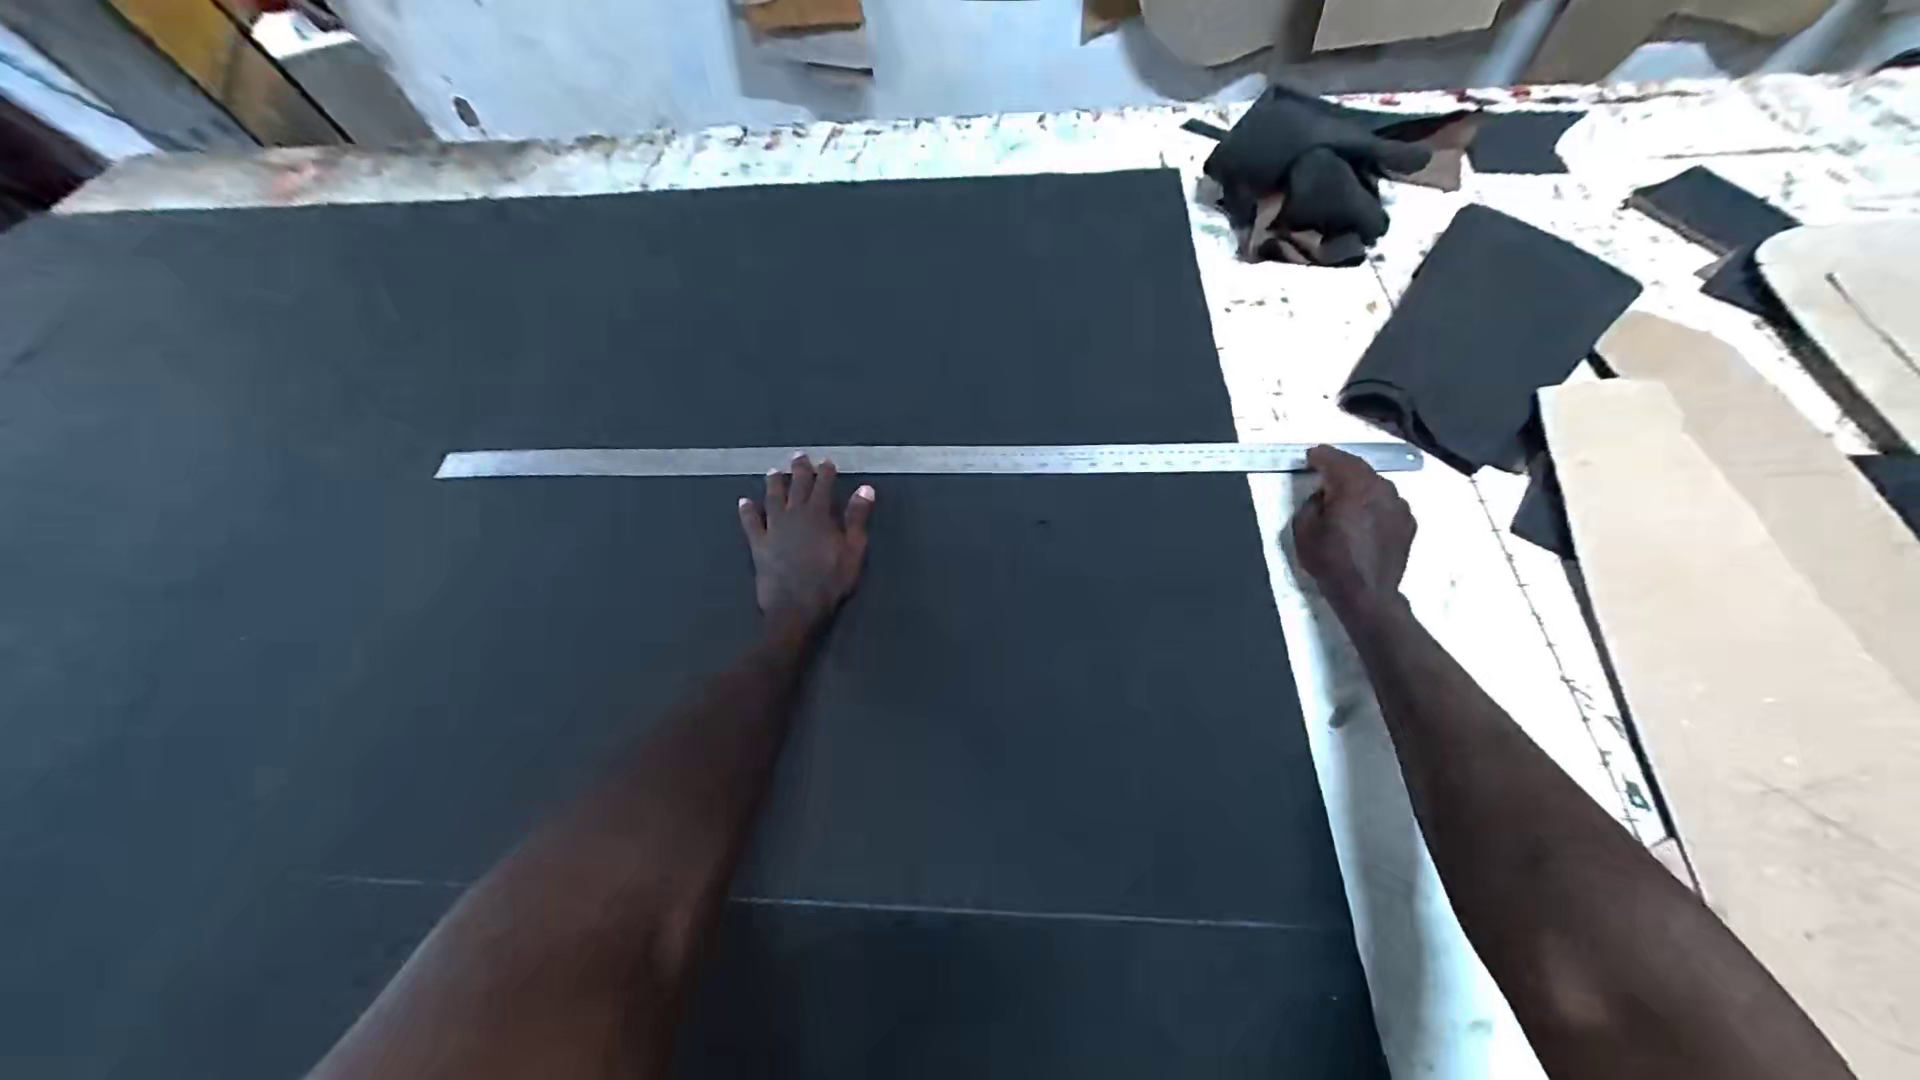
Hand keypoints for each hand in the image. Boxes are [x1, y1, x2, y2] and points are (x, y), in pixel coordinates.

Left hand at [737, 454, 874, 633]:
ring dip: (773, 483)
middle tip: (799, 456)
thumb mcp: (854, 550)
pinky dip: (747, 511)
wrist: (795, 606)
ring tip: (773, 471)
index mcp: (819, 514)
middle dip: (799, 470)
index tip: (827, 461)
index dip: (825, 472)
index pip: (823, 486)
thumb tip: (865, 489)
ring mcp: (773, 528)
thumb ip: (857, 518)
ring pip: (772, 498)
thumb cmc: (830, 581)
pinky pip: (751, 522)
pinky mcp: (758, 544)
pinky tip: (743, 501)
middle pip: (796, 486)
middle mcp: (794, 515)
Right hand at [1292, 445, 1414, 611]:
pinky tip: (1363, 511)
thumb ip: (1312, 503)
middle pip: (1359, 467)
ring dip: (1359, 482)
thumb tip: (1324, 495)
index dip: (1321, 456)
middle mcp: (1381, 489)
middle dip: (1340, 464)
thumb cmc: (1329, 560)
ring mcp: (1399, 505)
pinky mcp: (1407, 522)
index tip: (1310, 455)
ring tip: (1344, 489)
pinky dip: (1373, 499)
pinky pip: (1388, 501)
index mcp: (1353, 487)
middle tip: (1325, 465)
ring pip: (1376, 483)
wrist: (1366, 592)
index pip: (1336, 460)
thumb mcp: (1303, 529)